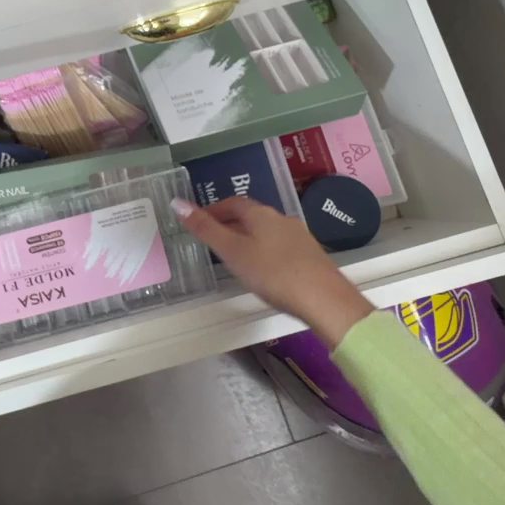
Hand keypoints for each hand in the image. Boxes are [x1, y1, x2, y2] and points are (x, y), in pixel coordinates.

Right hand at [171, 196, 374, 347]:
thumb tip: (177, 203)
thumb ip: (205, 229)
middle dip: (230, 223)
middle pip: (250, 215)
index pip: (232, 203)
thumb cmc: (274, 273)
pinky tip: (263, 270)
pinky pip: (280, 246)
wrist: (326, 301)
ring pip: (266, 231)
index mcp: (261, 214)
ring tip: (234, 256)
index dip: (213, 210)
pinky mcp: (310, 257)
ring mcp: (299, 238)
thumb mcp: (233, 252)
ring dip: (248, 238)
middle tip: (212, 240)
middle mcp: (281, 220)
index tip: (199, 222)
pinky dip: (264, 251)